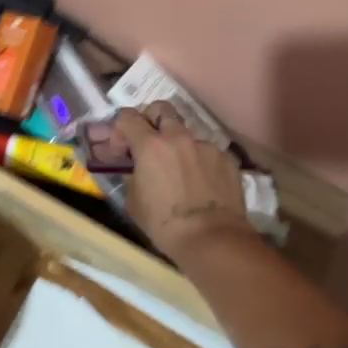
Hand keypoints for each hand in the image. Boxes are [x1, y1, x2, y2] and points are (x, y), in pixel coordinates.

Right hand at [113, 102, 254, 261]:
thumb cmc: (165, 224)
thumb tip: (135, 168)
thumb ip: (133, 175)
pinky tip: (202, 182)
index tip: (121, 146)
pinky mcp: (227, 158)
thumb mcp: (134, 201)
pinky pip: (208, 152)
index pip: (127, 116)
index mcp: (150, 145)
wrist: (213, 239)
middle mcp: (178, 137)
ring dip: (179, 144)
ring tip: (181, 169)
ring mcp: (206, 145)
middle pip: (161, 108)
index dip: (120, 128)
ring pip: (187, 133)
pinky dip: (200, 161)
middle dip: (151, 118)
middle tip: (150, 140)